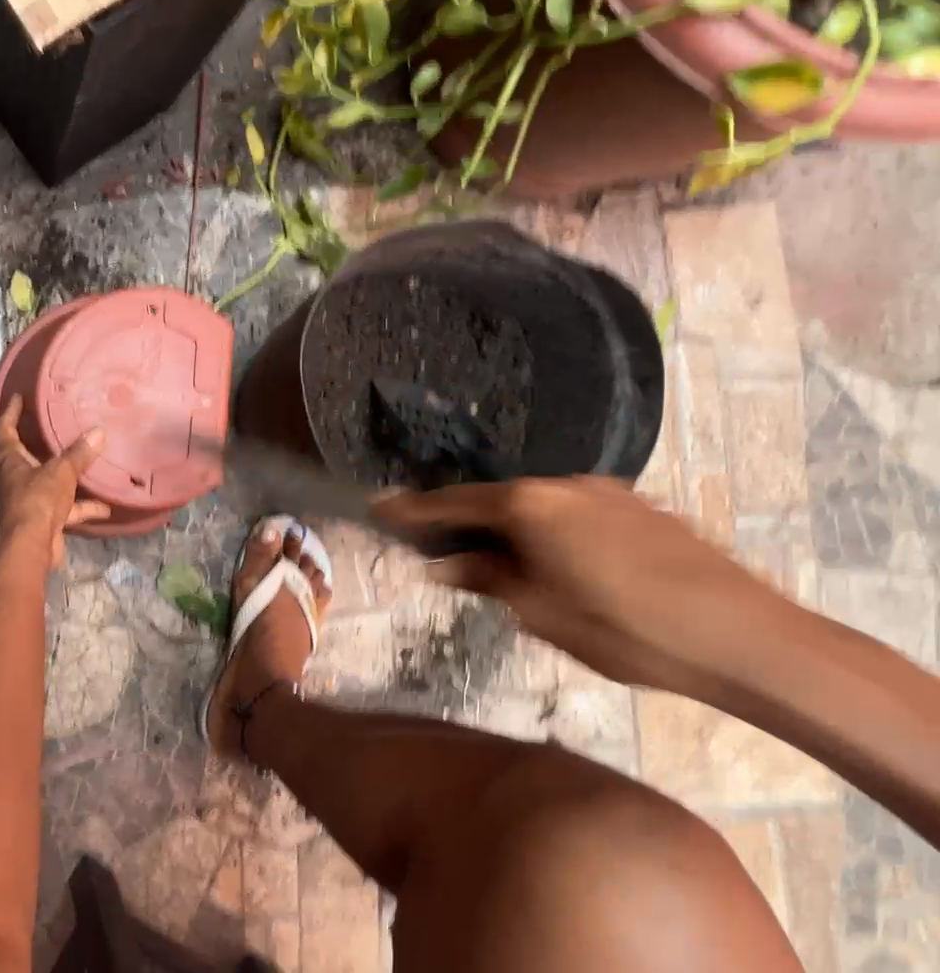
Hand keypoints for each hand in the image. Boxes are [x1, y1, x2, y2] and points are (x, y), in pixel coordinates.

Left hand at [0, 395, 110, 568]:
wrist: (31, 548)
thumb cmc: (37, 502)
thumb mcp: (61, 472)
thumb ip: (79, 454)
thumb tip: (98, 432)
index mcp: (10, 462)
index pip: (4, 430)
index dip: (10, 412)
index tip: (18, 397)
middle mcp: (14, 479)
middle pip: (24, 455)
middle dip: (37, 441)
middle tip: (53, 423)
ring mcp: (27, 501)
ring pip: (47, 482)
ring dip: (66, 475)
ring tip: (87, 461)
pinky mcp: (42, 521)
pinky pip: (64, 509)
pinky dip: (83, 507)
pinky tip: (105, 505)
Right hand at [373, 477, 793, 696]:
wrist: (752, 642)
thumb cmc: (627, 631)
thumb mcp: (538, 614)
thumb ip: (485, 579)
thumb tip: (444, 564)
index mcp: (529, 506)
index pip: (451, 503)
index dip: (410, 510)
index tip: (375, 508)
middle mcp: (563, 486)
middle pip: (494, 499)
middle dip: (462, 520)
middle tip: (434, 544)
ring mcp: (607, 493)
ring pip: (536, 505)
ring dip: (509, 526)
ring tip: (495, 558)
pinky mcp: (642, 508)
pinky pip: (572, 512)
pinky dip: (548, 529)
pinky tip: (554, 559)